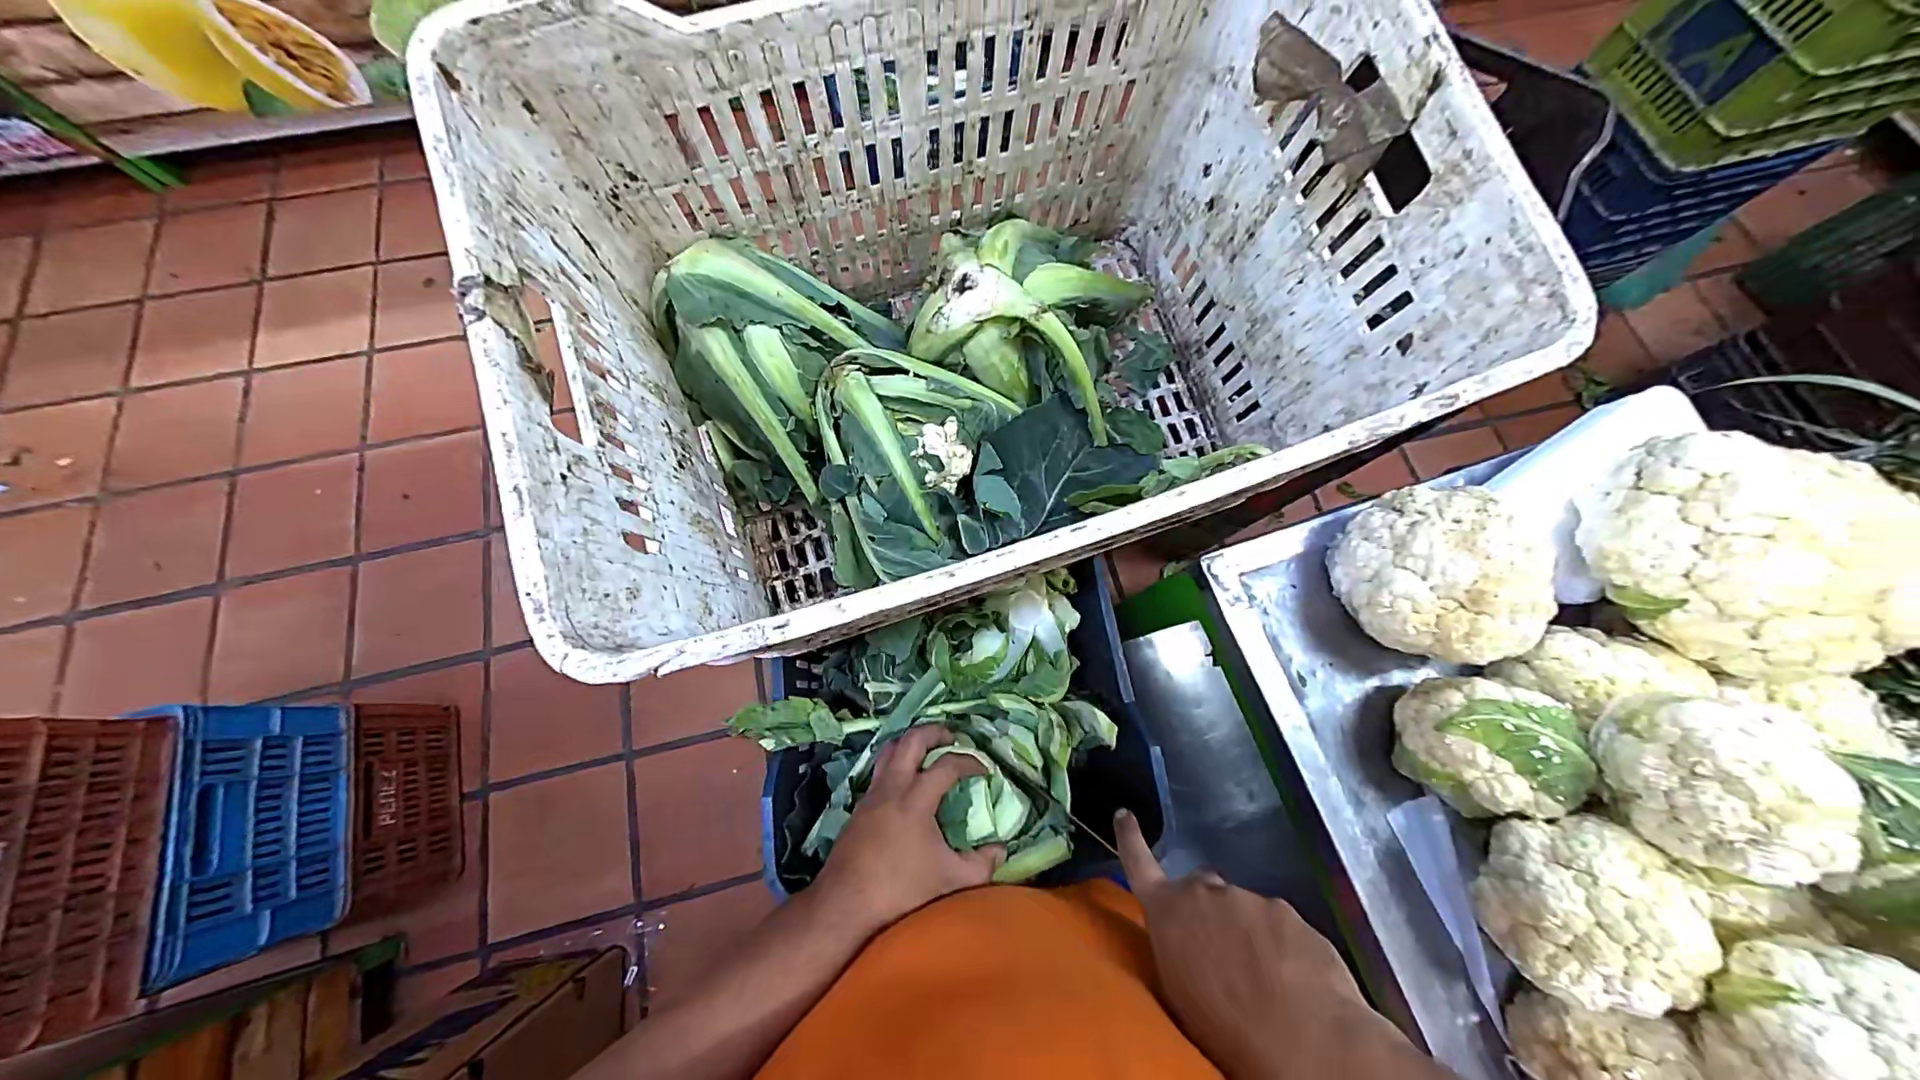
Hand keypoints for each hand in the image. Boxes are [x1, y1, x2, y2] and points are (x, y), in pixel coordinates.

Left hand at [812, 725, 1005, 932]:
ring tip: (927, 749)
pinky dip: (895, 763)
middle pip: (911, 740)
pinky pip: (878, 770)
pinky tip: (904, 782)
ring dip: (910, 743)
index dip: (970, 762)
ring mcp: (871, 795)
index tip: (985, 770)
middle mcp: (891, 787)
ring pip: (889, 750)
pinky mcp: (858, 809)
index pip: (947, 765)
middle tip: (952, 736)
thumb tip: (1001, 850)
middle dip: (934, 732)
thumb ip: (982, 864)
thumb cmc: (901, 891)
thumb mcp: (952, 881)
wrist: (845, 905)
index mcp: (916, 798)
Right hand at [1116, 810, 1398, 1079]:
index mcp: (1169, 912)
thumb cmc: (1227, 1030)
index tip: (1124, 815)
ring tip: (1264, 981)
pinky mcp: (1292, 913)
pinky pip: (1281, 926)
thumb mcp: (1179, 992)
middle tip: (1222, 955)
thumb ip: (1176, 946)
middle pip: (1202, 889)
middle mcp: (1207, 893)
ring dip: (1249, 935)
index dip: (1130, 840)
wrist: (1306, 1043)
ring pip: (1245, 911)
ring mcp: (1251, 898)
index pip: (1140, 866)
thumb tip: (1185, 935)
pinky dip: (1283, 948)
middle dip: (1209, 912)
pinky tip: (1294, 981)